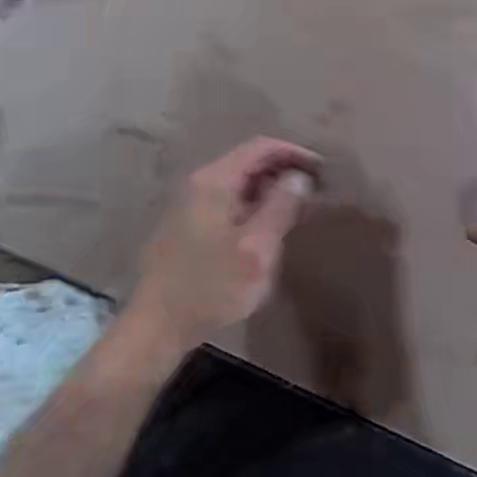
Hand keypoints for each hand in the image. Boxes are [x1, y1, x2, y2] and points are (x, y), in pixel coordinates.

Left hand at [126, 137, 320, 354]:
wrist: (155, 328)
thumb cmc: (210, 288)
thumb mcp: (256, 250)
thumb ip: (281, 207)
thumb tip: (299, 177)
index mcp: (213, 181)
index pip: (261, 147)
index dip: (294, 153)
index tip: (322, 170)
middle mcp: (198, 183)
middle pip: (248, 161)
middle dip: (283, 170)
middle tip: (314, 189)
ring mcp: (189, 203)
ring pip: (238, 182)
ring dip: (269, 188)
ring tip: (297, 207)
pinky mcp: (186, 224)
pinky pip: (228, 200)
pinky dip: (253, 203)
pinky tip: (267, 225)